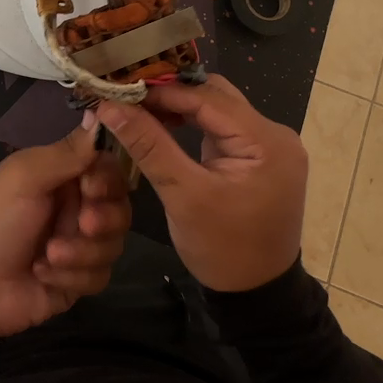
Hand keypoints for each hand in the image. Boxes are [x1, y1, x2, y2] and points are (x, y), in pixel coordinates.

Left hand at [0, 114, 130, 336]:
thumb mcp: (25, 178)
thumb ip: (66, 153)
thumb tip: (100, 115)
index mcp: (62, 175)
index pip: (107, 167)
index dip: (108, 178)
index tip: (92, 187)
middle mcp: (76, 205)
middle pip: (119, 207)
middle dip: (104, 219)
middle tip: (83, 224)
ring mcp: (80, 244)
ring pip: (113, 244)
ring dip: (81, 252)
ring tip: (48, 255)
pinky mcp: (80, 279)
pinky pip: (100, 275)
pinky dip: (71, 276)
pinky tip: (41, 274)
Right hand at [95, 73, 306, 291]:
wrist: (257, 294)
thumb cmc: (222, 248)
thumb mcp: (182, 195)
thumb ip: (148, 144)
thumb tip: (108, 105)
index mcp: (266, 142)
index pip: (207, 97)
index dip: (161, 90)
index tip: (120, 88)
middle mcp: (274, 134)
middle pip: (215, 95)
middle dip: (169, 92)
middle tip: (126, 96)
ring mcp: (268, 144)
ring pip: (216, 107)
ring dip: (178, 105)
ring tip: (137, 108)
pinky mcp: (257, 155)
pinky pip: (219, 125)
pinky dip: (190, 121)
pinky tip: (161, 123)